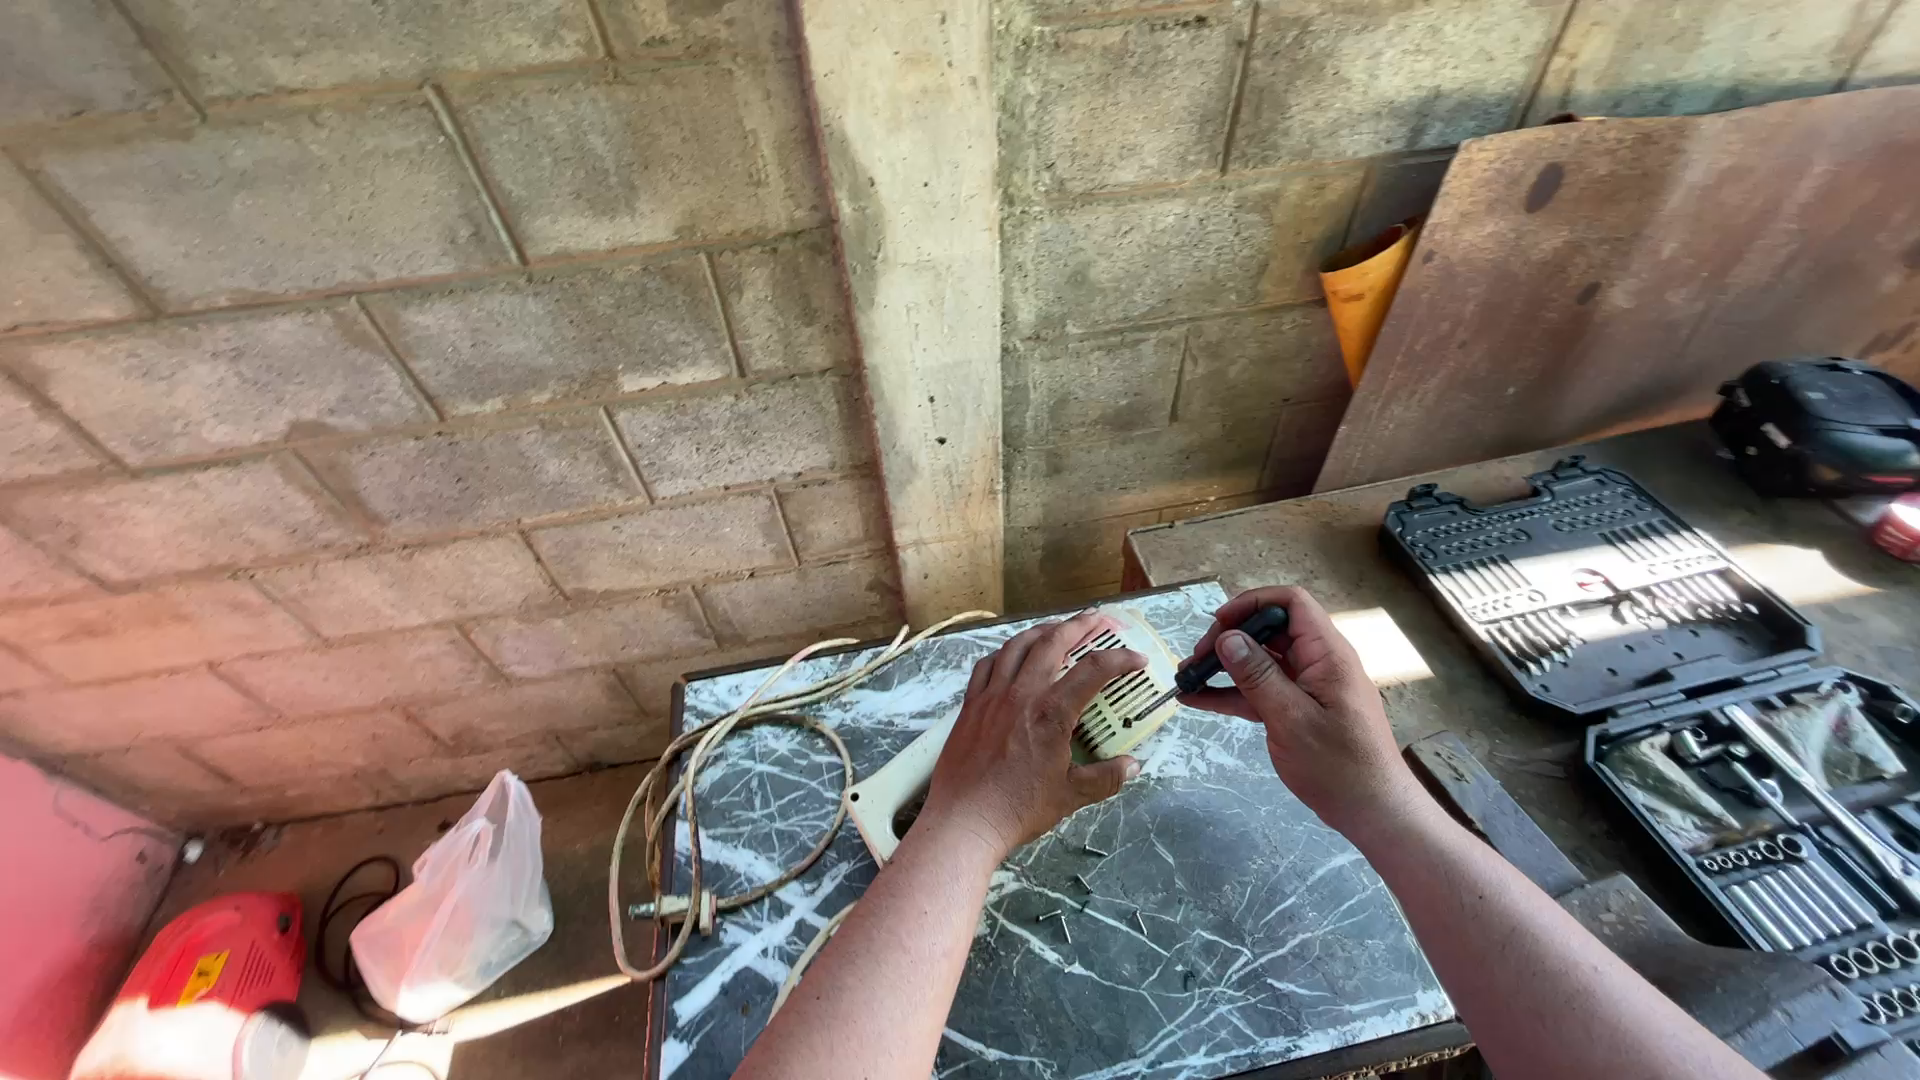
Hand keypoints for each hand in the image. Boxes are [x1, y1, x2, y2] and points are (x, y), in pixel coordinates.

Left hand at [920, 612, 1145, 862]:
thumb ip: (1106, 777)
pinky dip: (1003, 652)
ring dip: (1041, 631)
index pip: (1093, 671)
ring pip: (1017, 646)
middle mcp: (1021, 694)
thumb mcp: (1071, 795)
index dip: (1120, 659)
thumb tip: (1133, 765)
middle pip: (1052, 643)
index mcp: (1051, 713)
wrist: (965, 820)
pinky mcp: (970, 705)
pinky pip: (986, 665)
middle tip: (1097, 618)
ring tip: (1057, 627)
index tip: (1137, 658)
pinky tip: (1010, 655)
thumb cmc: (1018, 808)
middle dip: (1078, 625)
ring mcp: (991, 696)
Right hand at [1181, 587, 1424, 836]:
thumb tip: (1227, 637)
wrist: (1372, 813)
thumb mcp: (1292, 719)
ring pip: (1258, 662)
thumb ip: (1258, 676)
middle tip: (1197, 659)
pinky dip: (1229, 693)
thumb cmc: (1339, 765)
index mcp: (1326, 654)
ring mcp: (1305, 686)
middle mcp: (1316, 662)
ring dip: (1222, 667)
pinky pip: (1257, 691)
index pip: (1291, 603)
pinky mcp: (1295, 709)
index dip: (1252, 603)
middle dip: (1228, 638)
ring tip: (1187, 677)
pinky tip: (1196, 700)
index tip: (1219, 624)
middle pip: (1268, 631)